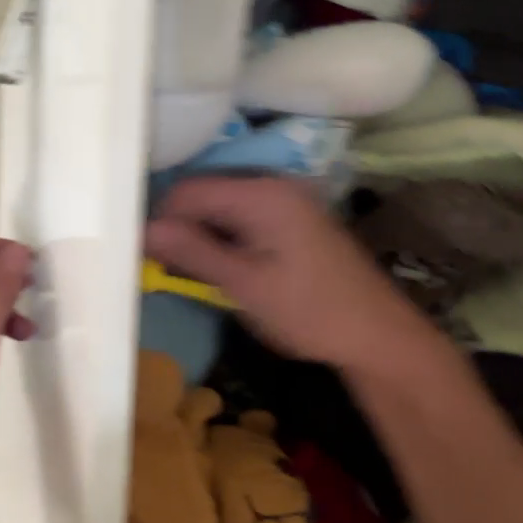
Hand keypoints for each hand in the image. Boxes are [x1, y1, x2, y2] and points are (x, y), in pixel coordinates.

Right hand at [144, 175, 444, 373]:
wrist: (379, 336)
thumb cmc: (309, 311)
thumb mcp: (244, 284)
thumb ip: (193, 251)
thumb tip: (142, 229)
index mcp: (260, 194)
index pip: (187, 191)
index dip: (161, 221)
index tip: (146, 257)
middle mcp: (271, 185)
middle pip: (203, 194)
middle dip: (179, 227)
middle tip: (166, 269)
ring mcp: (284, 201)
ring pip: (219, 207)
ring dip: (200, 235)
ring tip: (190, 272)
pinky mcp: (291, 219)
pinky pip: (240, 217)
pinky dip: (223, 238)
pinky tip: (221, 268)